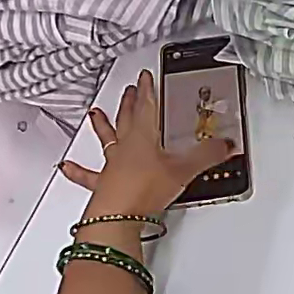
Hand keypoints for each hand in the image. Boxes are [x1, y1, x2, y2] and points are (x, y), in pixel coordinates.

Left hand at [60, 69, 235, 217]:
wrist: (118, 215)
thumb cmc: (144, 188)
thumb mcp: (184, 170)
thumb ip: (207, 156)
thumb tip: (227, 145)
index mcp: (143, 136)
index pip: (146, 106)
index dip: (147, 90)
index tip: (145, 77)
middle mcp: (125, 147)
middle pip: (126, 118)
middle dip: (129, 102)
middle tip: (128, 90)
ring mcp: (112, 165)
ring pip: (106, 139)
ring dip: (101, 125)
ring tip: (95, 114)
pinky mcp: (104, 185)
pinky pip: (88, 175)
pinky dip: (77, 171)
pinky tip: (66, 167)